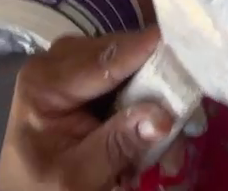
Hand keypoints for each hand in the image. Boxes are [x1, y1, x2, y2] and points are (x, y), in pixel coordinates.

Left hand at [0, 28, 172, 190]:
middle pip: (124, 55)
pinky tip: (159, 134)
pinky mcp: (95, 73)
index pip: (103, 61)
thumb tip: (163, 116)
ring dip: (158, 97)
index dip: (145, 55)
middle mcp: (61, 59)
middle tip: (185, 120)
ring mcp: (79, 62)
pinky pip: (133, 74)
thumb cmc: (42, 190)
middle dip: (157, 85)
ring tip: (172, 145)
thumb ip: (117, 145)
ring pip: (134, 63)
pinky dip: (150, 102)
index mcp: (44, 80)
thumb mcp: (76, 179)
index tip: (183, 51)